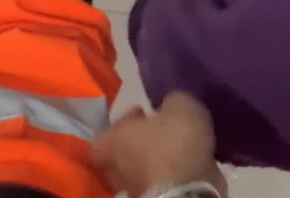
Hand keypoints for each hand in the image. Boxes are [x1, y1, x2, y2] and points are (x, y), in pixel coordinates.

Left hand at [93, 92, 226, 197]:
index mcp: (114, 142)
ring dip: (152, 158)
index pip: (102, 138)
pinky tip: (184, 159)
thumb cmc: (175, 139)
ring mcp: (132, 189)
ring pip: (137, 169)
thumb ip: (169, 101)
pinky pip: (155, 180)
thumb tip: (166, 106)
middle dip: (137, 142)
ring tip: (175, 144)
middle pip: (119, 155)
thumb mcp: (179, 103)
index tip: (143, 113)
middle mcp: (116, 169)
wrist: (187, 187)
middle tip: (159, 128)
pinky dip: (166, 171)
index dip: (121, 125)